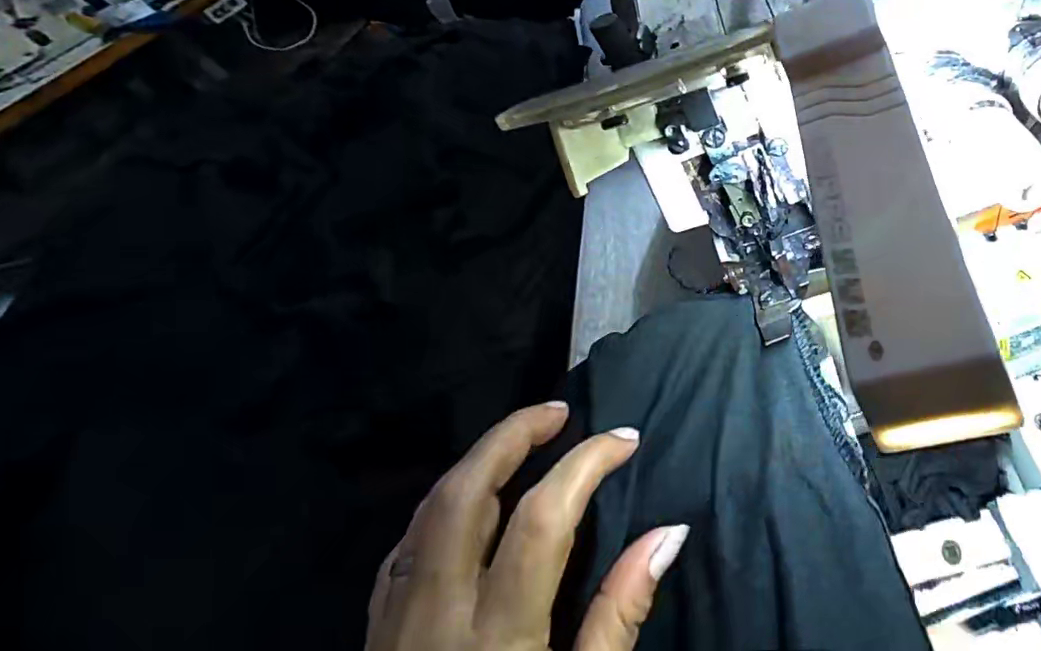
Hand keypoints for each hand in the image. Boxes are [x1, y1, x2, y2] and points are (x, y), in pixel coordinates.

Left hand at [366, 401, 688, 650]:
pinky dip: (443, 507)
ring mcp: (394, 624)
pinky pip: (405, 547)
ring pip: (428, 509)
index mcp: (495, 640)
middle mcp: (436, 617)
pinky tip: (470, 504)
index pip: (542, 519)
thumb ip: (618, 618)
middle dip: (513, 435)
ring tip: (522, 442)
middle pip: (465, 492)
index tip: (626, 439)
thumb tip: (666, 535)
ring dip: (478, 462)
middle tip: (558, 412)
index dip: (587, 464)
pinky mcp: (374, 635)